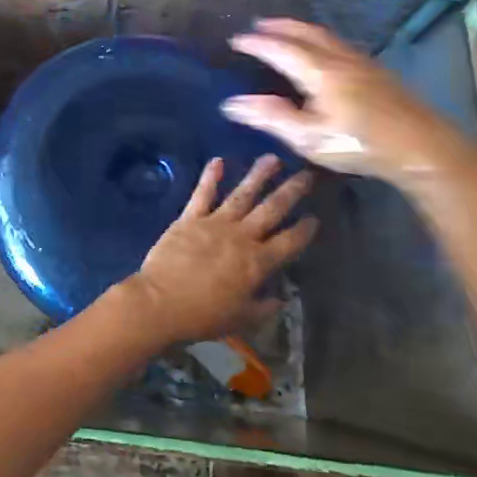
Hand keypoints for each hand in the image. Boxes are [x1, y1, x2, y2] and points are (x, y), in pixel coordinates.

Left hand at [120, 155, 316, 344]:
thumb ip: (264, 306)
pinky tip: (218, 160)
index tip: (315, 218)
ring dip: (258, 175)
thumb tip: (282, 297)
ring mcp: (215, 224)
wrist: (160, 303)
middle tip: (306, 174)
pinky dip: (210, 176)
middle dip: (292, 191)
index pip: (290, 242)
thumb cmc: (202, 315)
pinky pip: (202, 194)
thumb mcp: (241, 318)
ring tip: (272, 158)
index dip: (304, 230)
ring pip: (242, 194)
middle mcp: (242, 237)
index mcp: (258, 262)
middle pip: (272, 209)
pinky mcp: (189, 219)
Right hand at [223, 18, 476, 187]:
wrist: (422, 147)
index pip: (282, 49)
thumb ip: (271, 117)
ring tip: (284, 32)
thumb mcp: (308, 137)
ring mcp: (362, 63)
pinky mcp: (376, 72)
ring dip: (300, 30)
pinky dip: (318, 40)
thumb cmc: (360, 144)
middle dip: (280, 27)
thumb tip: (232, 103)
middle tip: (258, 25)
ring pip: (325, 37)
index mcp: (321, 72)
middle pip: (307, 34)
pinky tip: (320, 52)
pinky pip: (338, 45)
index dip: (258, 43)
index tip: (236, 39)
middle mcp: (341, 59)